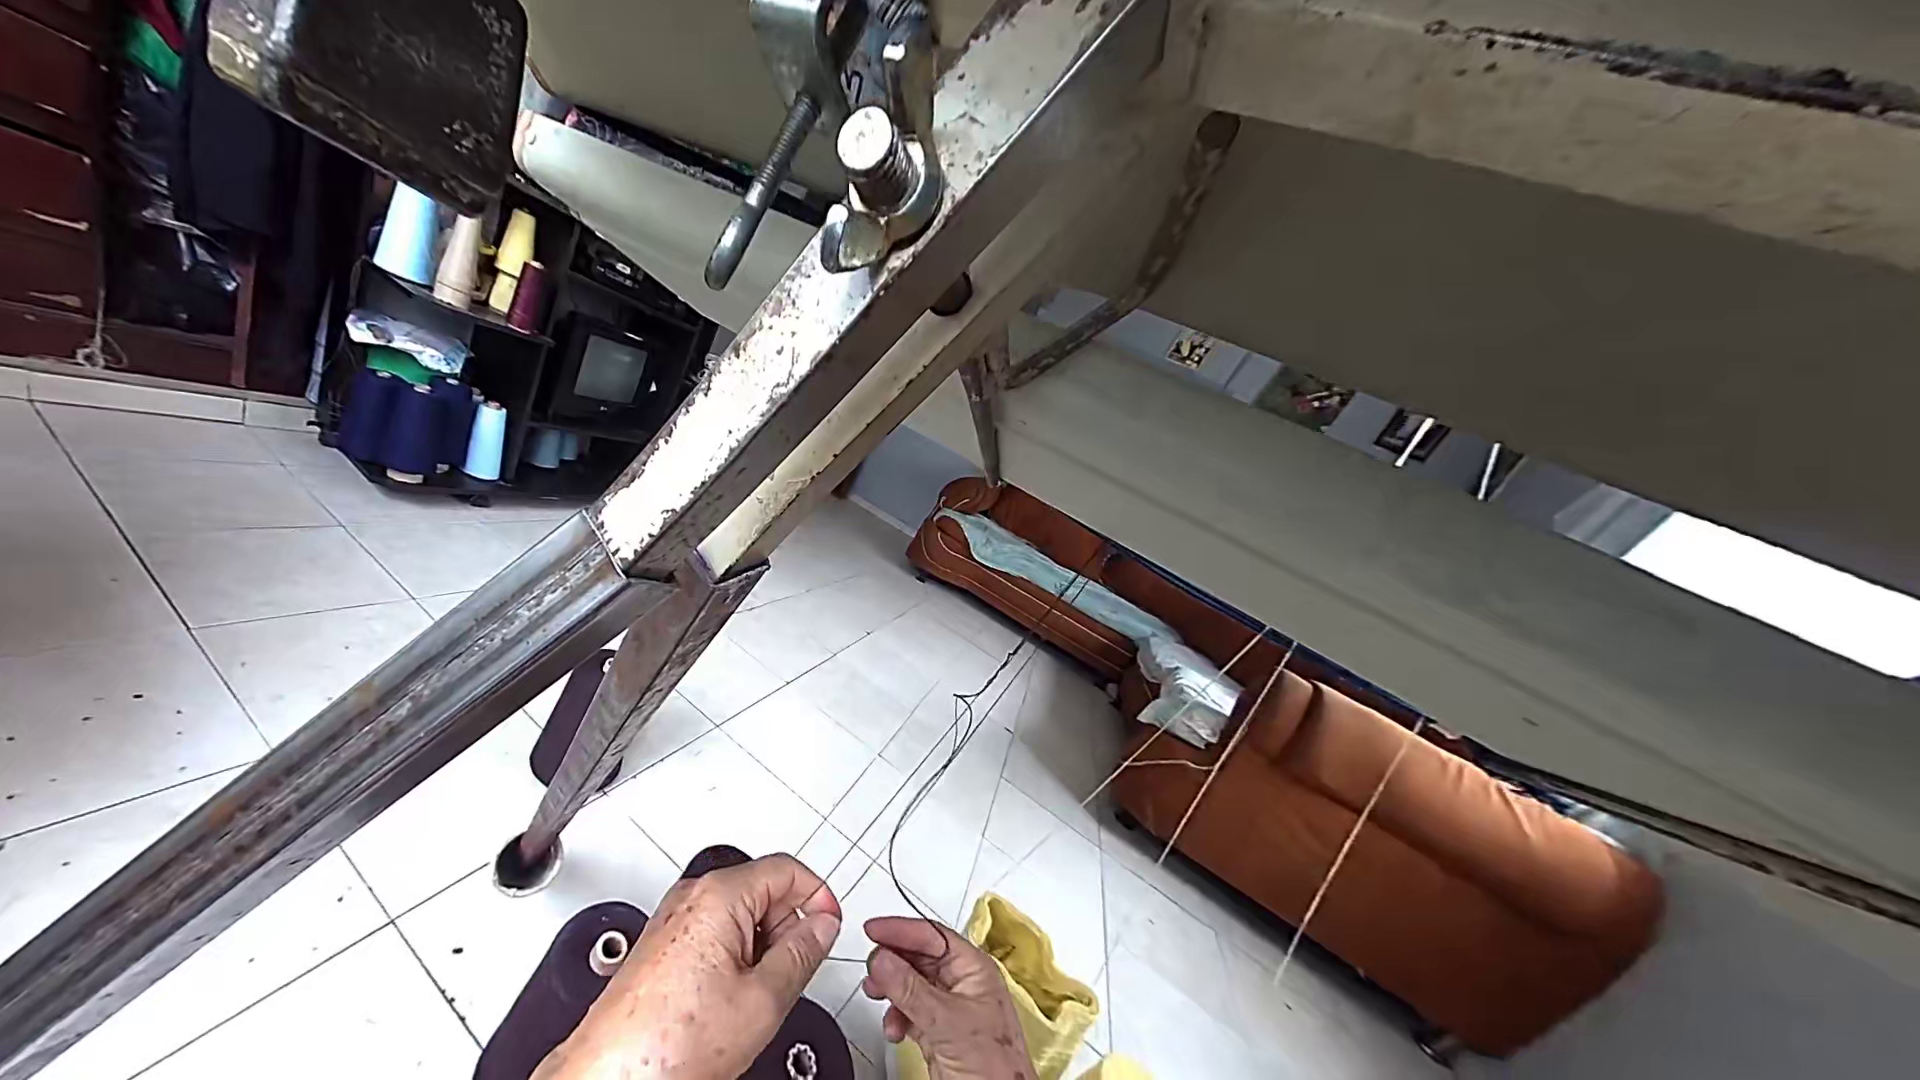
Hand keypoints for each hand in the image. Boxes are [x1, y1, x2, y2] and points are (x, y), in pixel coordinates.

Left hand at [534, 854, 841, 1079]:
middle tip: (794, 969)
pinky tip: (730, 1001)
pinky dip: (735, 958)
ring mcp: (673, 920)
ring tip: (756, 996)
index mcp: (719, 894)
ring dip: (762, 947)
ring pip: (741, 914)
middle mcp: (692, 897)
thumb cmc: (665, 1047)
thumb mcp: (763, 999)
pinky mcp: (662, 946)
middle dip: (787, 927)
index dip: (817, 896)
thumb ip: (804, 952)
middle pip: (763, 889)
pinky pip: (715, 933)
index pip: (788, 869)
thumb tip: (823, 925)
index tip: (829, 925)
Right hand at [862, 917, 1032, 1079]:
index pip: (933, 936)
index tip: (874, 929)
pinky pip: (911, 1012)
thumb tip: (882, 957)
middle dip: (893, 960)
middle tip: (871, 963)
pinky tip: (893, 1026)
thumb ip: (910, 989)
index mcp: (973, 969)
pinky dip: (897, 1016)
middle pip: (921, 957)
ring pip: (913, 985)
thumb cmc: (993, 1069)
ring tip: (876, 992)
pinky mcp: (940, 1034)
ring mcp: (951, 1009)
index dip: (902, 929)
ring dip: (892, 988)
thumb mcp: (946, 1021)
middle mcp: (962, 984)